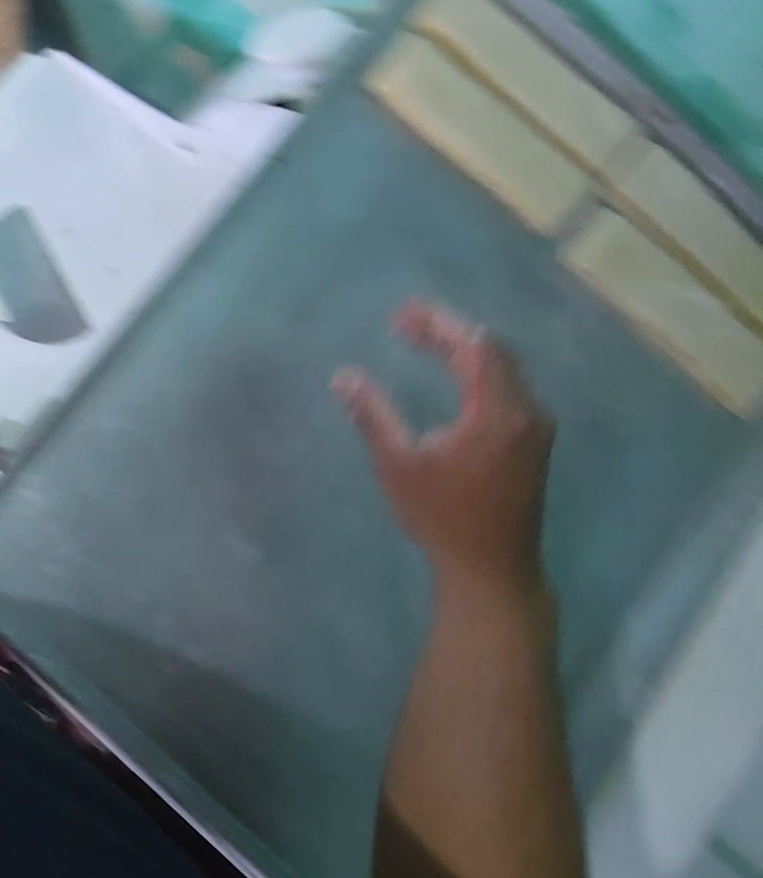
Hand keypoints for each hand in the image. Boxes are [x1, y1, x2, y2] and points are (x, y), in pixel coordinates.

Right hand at [332, 300, 553, 587]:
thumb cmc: (440, 513)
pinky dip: (474, 370)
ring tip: (421, 340)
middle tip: (405, 322)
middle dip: (450, 331)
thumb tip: (344, 376)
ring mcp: (532, 427)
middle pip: (494, 353)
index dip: (441, 324)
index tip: (402, 314)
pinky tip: (449, 374)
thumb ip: (373, 415)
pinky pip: (505, 387)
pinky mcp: (528, 441)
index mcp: (497, 413)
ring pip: (503, 369)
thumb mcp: (397, 463)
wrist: (490, 563)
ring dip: (463, 350)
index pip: (476, 348)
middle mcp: (525, 412)